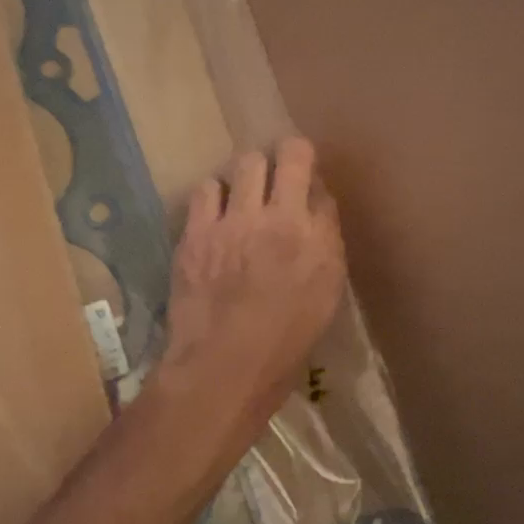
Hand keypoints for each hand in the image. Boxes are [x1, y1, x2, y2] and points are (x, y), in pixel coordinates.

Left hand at [161, 137, 346, 414]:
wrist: (223, 367)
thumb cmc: (283, 351)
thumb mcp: (323, 304)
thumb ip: (323, 256)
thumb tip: (314, 225)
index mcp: (323, 245)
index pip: (325, 193)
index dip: (314, 193)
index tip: (306, 202)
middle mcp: (284, 221)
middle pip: (292, 155)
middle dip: (289, 156)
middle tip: (281, 172)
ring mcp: (238, 221)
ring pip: (247, 162)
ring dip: (249, 174)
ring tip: (243, 194)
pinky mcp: (199, 230)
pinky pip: (207, 188)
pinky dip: (214, 196)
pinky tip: (213, 215)